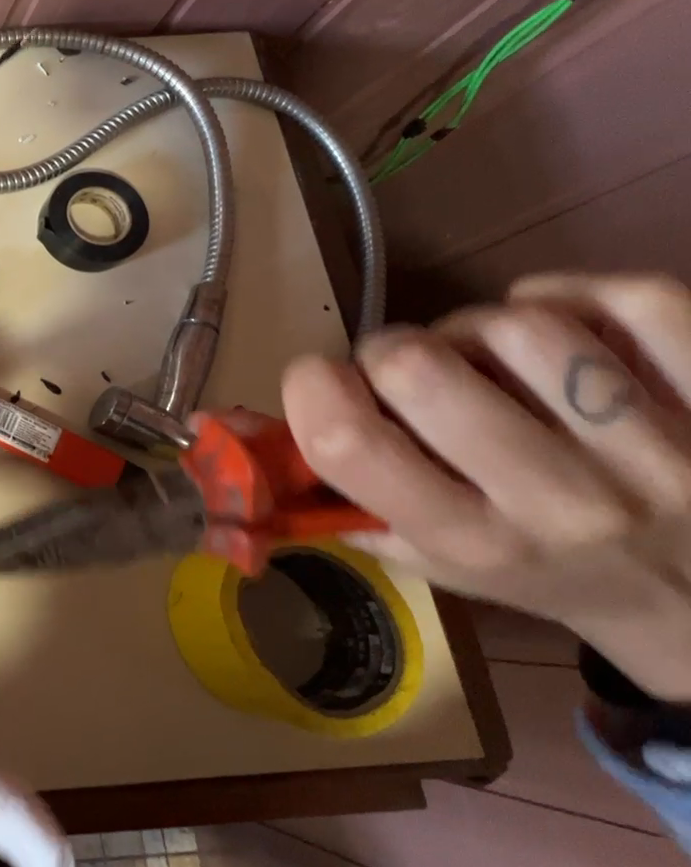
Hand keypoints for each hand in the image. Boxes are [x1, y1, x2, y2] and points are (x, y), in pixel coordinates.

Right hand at [283, 273, 690, 699]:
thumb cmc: (534, 572)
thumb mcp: (419, 554)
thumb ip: (328, 496)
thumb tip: (219, 430)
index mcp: (469, 540)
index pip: (349, 443)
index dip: (312, 388)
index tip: (320, 379)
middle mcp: (560, 503)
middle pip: (421, 370)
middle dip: (391, 350)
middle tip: (403, 368)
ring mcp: (656, 449)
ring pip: (517, 326)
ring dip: (479, 326)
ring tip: (487, 356)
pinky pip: (627, 299)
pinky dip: (570, 294)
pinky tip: (558, 323)